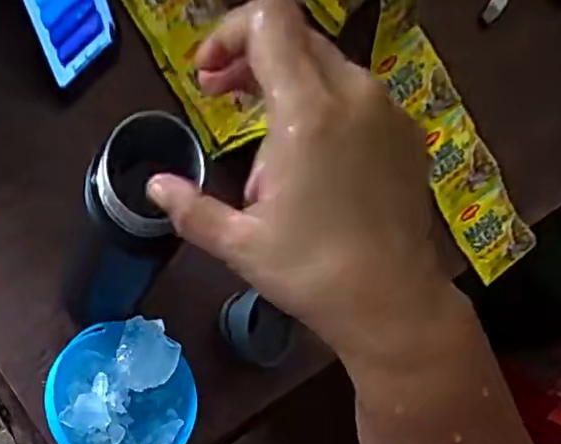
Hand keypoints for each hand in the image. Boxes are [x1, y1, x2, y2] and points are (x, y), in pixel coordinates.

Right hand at [146, 0, 459, 365]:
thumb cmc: (308, 273)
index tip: (205, 74)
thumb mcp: (239, 245)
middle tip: (218, 97)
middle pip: (297, 39)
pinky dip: (322, 113)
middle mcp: (353, 92)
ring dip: (285, 92)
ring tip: (265, 158)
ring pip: (327, 70)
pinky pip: (356, 101)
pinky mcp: (404, 133)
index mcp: (306, 112)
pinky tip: (309, 166)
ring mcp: (386, 109)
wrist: (387, 300)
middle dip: (250, 61)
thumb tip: (156, 186)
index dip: (228, 32)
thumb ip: (192, 209)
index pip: (269, 21)